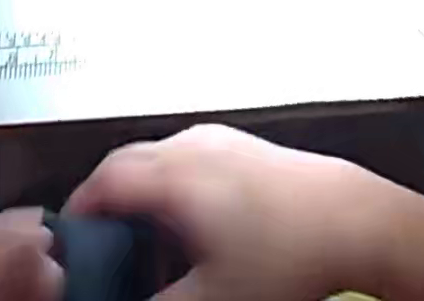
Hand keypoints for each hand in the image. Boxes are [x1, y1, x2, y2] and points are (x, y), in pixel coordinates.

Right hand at [63, 124, 404, 300]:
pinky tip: (192, 214)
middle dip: (105, 194)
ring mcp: (212, 138)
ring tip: (146, 231)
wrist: (352, 217)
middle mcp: (185, 146)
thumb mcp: (219, 297)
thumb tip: (134, 300)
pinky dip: (169, 180)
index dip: (80, 206)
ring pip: (155, 156)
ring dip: (139, 187)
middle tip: (101, 233)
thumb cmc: (284, 256)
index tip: (71, 233)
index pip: (105, 181)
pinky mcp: (235, 142)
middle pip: (125, 161)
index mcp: (171, 175)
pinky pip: (183, 155)